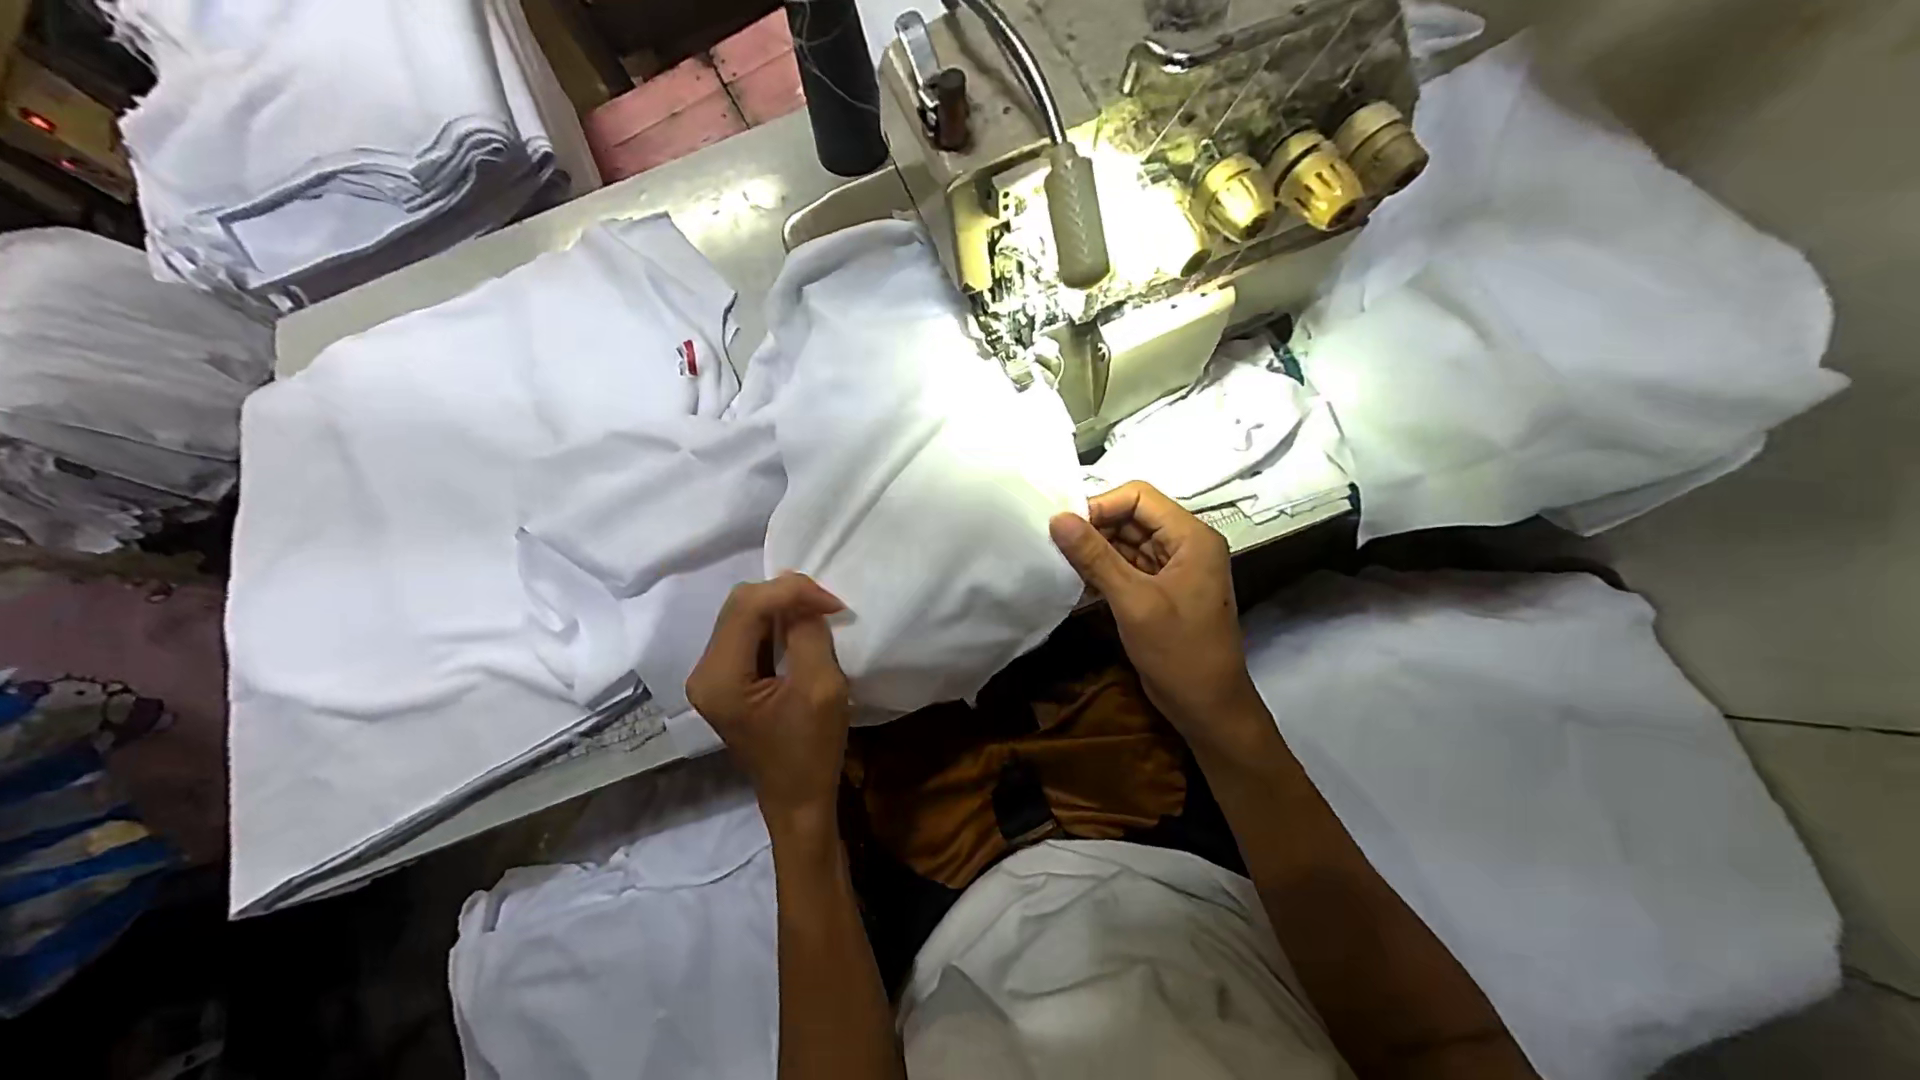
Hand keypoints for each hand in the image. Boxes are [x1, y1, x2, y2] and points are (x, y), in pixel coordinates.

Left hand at [686, 573, 851, 829]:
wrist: (798, 799)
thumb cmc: (811, 750)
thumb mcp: (821, 686)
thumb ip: (809, 634)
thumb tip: (802, 600)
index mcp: (720, 676)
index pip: (748, 606)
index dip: (792, 592)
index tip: (835, 605)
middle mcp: (704, 671)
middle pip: (740, 604)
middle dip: (786, 595)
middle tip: (827, 606)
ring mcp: (711, 675)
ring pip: (743, 613)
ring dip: (782, 607)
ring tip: (818, 614)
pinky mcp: (725, 679)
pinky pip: (747, 633)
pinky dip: (776, 623)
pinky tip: (800, 629)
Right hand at [1049, 481, 1264, 744]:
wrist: (1208, 707)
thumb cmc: (1179, 652)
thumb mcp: (1134, 601)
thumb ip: (1095, 557)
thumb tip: (1057, 519)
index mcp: (1191, 536)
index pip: (1139, 497)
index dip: (1100, 505)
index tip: (1064, 526)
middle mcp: (1184, 545)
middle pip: (1132, 517)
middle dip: (1094, 528)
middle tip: (1055, 545)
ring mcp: (1173, 568)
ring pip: (1126, 542)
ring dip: (1095, 551)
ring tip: (1059, 562)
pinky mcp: (1160, 590)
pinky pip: (1127, 567)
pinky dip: (1102, 571)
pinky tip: (1075, 582)